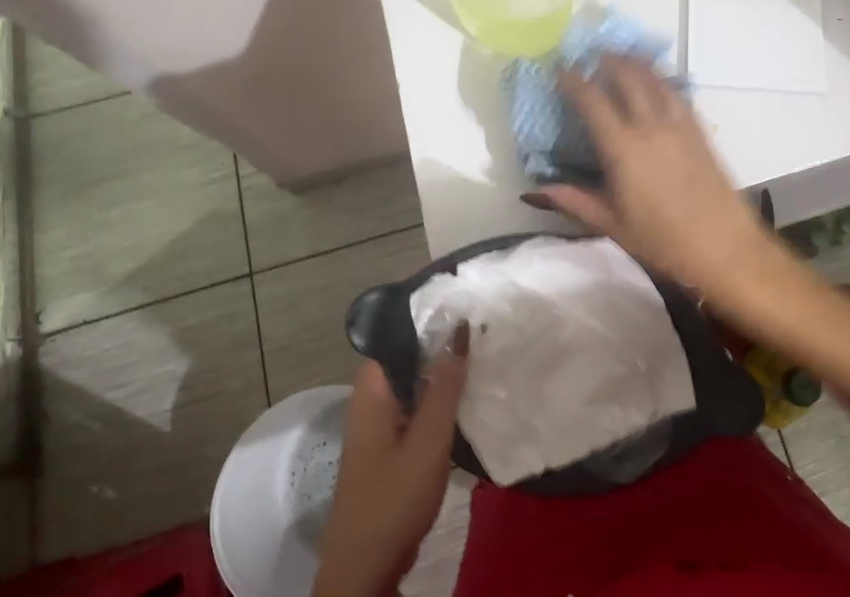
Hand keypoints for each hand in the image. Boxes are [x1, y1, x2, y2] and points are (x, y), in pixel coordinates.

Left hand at [313, 325, 469, 596]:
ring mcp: (381, 420)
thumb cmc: (393, 498)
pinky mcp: (393, 442)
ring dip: (443, 362)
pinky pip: (418, 401)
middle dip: (438, 330)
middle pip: (405, 350)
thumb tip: (458, 330)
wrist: (365, 565)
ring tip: (483, 341)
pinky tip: (470, 390)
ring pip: (414, 376)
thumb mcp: (427, 441)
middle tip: (482, 311)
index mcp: (372, 388)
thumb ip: (444, 387)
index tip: (455, 284)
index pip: (392, 329)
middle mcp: (372, 396)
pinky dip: (441, 390)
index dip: (420, 305)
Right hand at [523, 55, 770, 290]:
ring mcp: (680, 126)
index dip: (574, 81)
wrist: (725, 247)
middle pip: (628, 79)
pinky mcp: (700, 132)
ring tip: (623, 55)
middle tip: (592, 53)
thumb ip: (576, 201)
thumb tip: (538, 190)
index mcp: (624, 149)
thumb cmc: (664, 242)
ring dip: (637, 63)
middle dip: (608, 61)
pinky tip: (658, 81)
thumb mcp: (614, 225)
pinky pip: (678, 94)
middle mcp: (651, 127)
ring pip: (656, 80)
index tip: (560, 68)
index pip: (593, 101)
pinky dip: (662, 80)